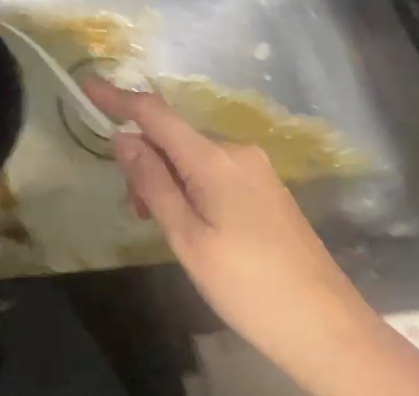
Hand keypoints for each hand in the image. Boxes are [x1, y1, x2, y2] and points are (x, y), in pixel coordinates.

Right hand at [84, 80, 418, 395]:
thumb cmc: (249, 287)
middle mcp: (237, 152)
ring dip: (166, 179)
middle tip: (134, 210)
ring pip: (192, 157)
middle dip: (143, 161)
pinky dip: (190, 187)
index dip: (118, 98)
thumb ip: (152, 183)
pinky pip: (214, 172)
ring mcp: (257, 171)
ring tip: (162, 228)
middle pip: (172, 137)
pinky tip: (191, 225)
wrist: (331, 332)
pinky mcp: (267, 191)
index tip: (87, 86)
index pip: (155, 113)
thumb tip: (124, 138)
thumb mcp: (187, 239)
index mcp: (215, 160)